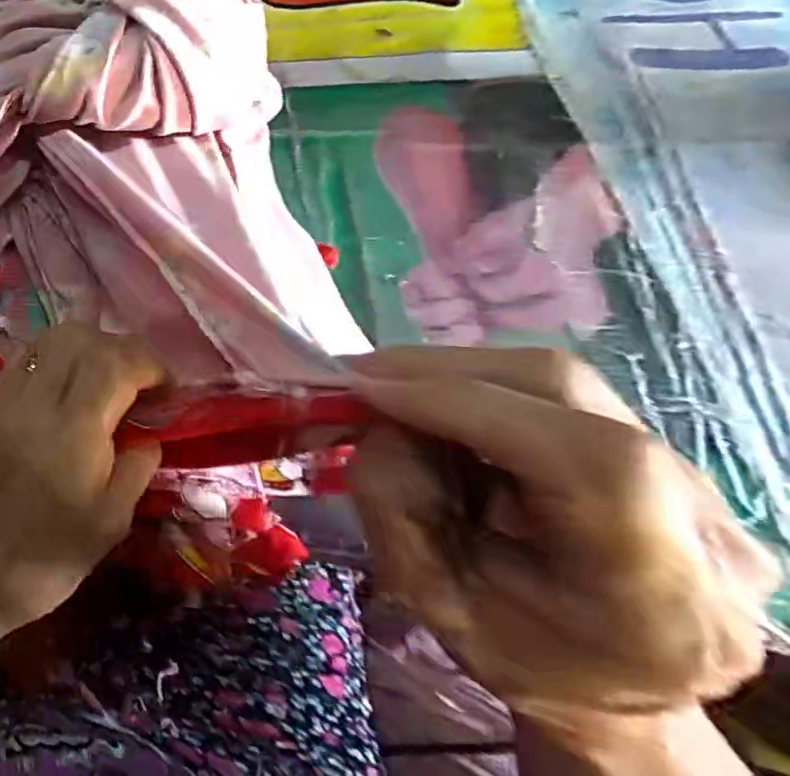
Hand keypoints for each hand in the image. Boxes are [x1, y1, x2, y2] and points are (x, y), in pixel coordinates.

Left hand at [0, 323, 164, 633]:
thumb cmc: (49, 554)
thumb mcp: (112, 520)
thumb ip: (136, 465)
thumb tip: (149, 431)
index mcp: (71, 430)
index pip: (112, 360)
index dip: (148, 361)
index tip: (169, 386)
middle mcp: (34, 400)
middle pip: (79, 337)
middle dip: (120, 348)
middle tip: (142, 381)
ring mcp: (5, 395)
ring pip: (50, 338)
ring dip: (87, 346)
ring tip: (109, 380)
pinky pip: (27, 356)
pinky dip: (56, 356)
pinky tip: (71, 386)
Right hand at [348, 346, 776, 736]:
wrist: (608, 684)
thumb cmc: (509, 651)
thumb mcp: (427, 593)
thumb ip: (396, 502)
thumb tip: (376, 419)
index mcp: (661, 593)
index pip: (584, 457)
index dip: (462, 404)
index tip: (361, 391)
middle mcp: (704, 524)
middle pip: (564, 391)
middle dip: (439, 372)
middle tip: (352, 378)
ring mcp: (699, 483)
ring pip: (555, 380)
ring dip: (449, 373)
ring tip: (382, 391)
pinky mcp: (666, 457)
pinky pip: (553, 394)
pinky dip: (474, 386)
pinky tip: (431, 407)